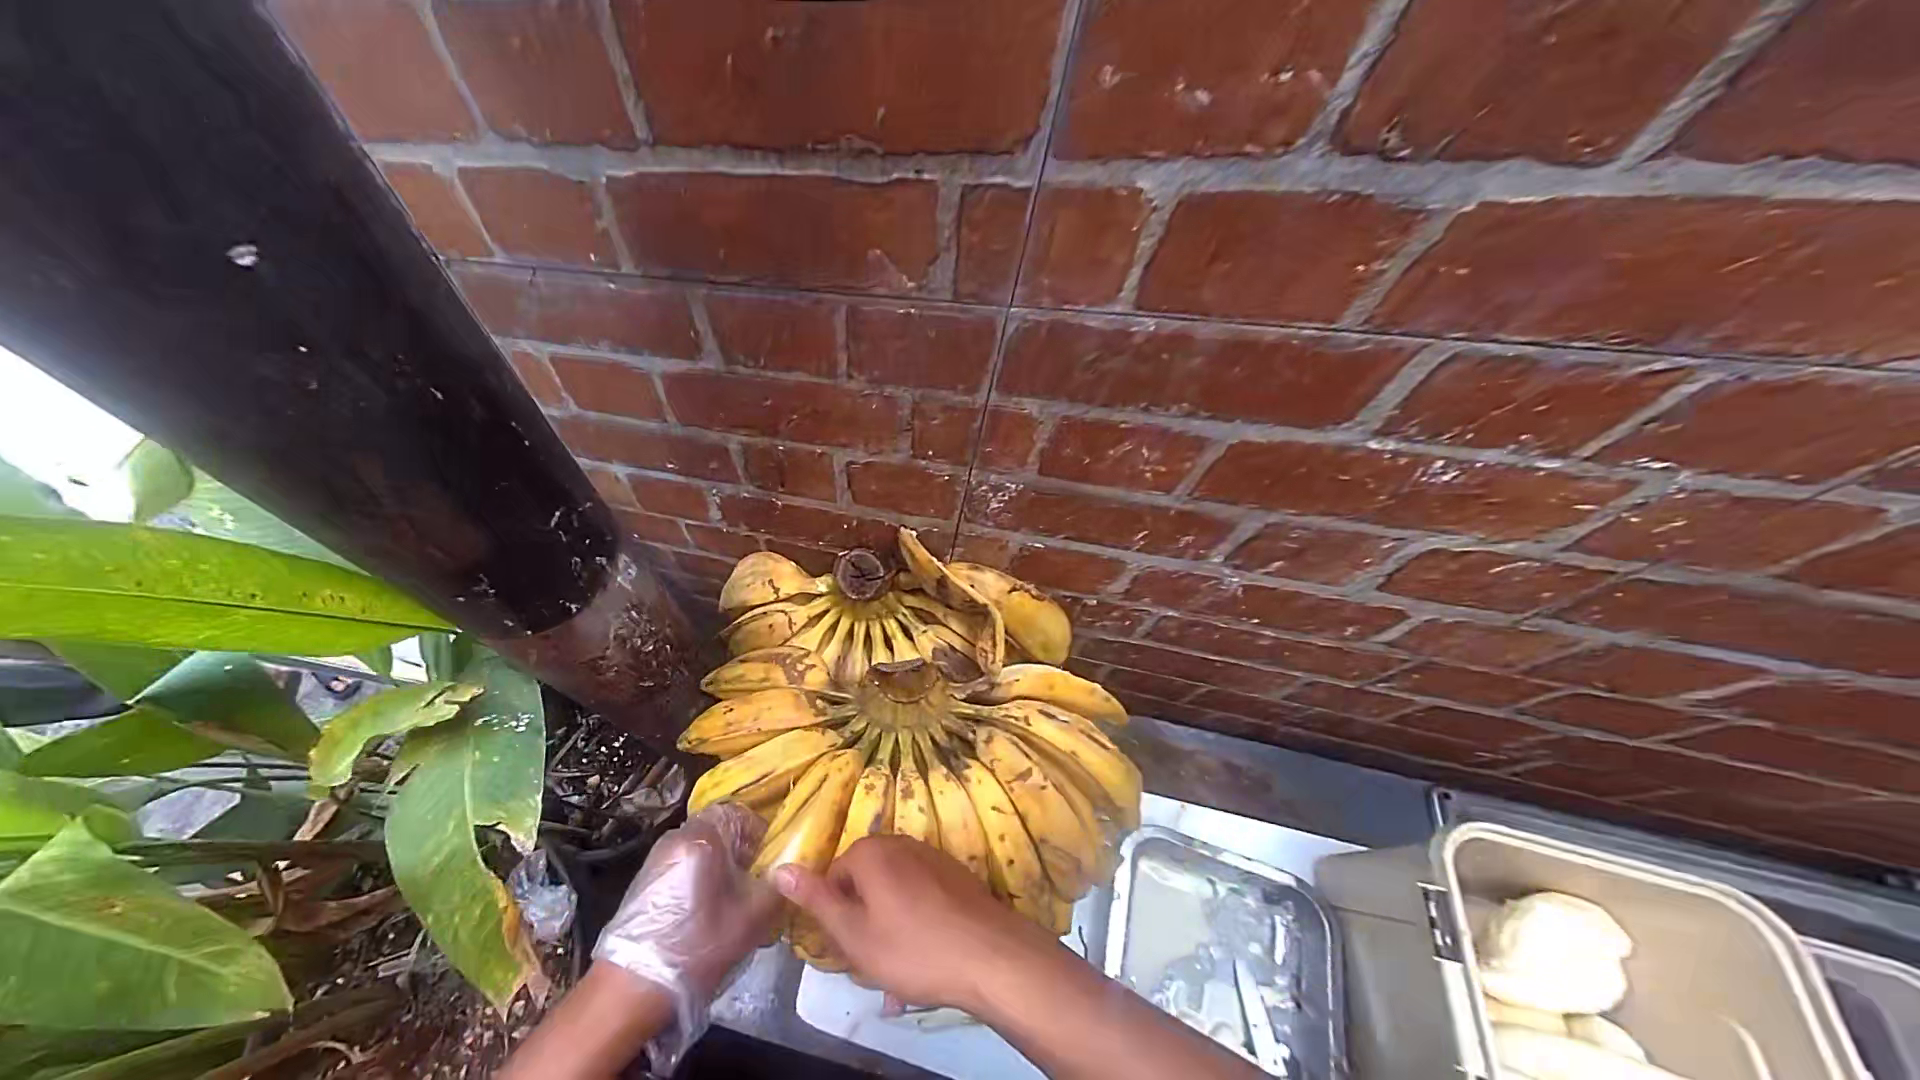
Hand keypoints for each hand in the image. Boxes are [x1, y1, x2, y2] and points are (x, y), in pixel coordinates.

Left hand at [593, 801, 782, 1007]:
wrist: (627, 993)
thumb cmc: (695, 948)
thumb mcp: (751, 918)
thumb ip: (778, 885)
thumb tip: (791, 869)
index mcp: (703, 837)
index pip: (742, 814)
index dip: (762, 835)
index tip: (771, 863)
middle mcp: (677, 837)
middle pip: (722, 831)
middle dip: (743, 853)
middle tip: (755, 883)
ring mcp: (657, 858)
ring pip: (704, 849)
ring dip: (722, 867)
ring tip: (733, 901)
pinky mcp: (646, 881)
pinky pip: (686, 865)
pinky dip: (702, 879)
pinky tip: (706, 912)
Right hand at [771, 834, 1059, 1011]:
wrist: (990, 954)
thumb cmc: (913, 948)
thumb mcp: (854, 933)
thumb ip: (816, 900)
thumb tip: (780, 868)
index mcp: (872, 852)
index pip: (833, 879)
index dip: (836, 917)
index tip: (848, 949)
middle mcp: (901, 843)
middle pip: (866, 884)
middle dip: (864, 924)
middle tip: (873, 965)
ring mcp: (932, 856)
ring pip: (894, 896)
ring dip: (890, 931)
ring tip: (901, 977)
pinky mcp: (955, 874)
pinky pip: (921, 898)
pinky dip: (916, 925)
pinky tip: (925, 962)